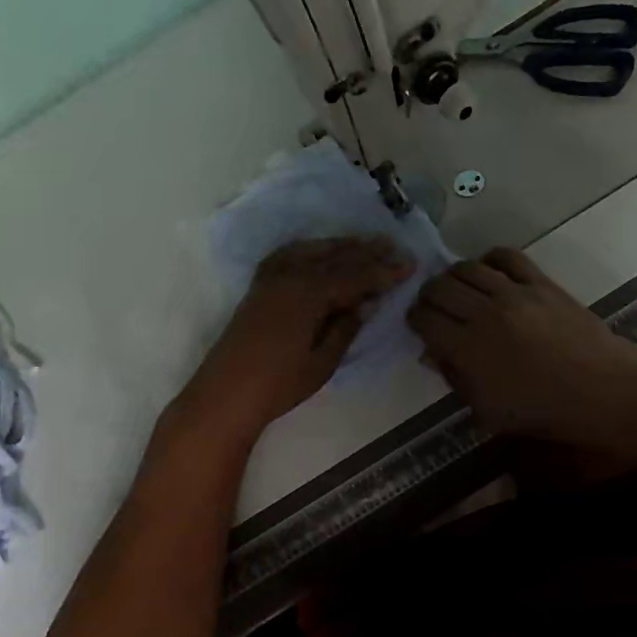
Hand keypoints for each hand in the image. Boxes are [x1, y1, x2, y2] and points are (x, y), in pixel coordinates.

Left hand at [179, 237, 410, 436]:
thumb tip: (367, 303)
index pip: (356, 275)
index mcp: (310, 292)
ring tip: (369, 243)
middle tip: (396, 248)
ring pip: (315, 250)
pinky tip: (323, 251)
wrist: (226, 392)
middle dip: (369, 252)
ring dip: (344, 246)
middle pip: (337, 257)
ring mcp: (272, 276)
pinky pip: (292, 254)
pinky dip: (314, 248)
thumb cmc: (279, 384)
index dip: (384, 271)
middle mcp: (291, 274)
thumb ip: (346, 327)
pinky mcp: (260, 284)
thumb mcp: (322, 362)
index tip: (410, 265)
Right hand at [409, 249, 636, 455]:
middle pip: (439, 288)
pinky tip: (487, 272)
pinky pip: (505, 256)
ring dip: (453, 277)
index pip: (424, 319)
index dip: (414, 319)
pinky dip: (488, 259)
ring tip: (457, 289)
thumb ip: (454, 378)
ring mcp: (514, 293)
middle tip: (432, 307)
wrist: (603, 390)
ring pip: (466, 268)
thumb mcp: (488, 410)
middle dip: (428, 296)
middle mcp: (485, 313)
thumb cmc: (543, 410)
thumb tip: (430, 353)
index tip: (417, 324)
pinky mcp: (540, 282)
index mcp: (468, 348)